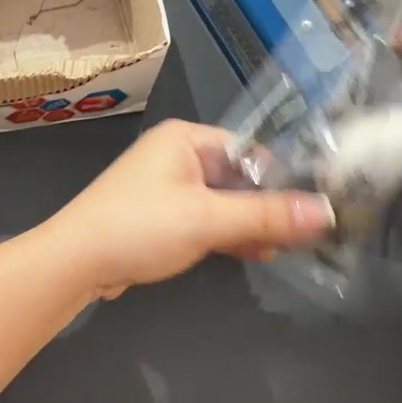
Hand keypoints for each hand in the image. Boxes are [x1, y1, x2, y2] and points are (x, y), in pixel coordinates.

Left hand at [39, 120, 334, 299]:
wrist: (75, 262)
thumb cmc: (140, 226)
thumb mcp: (207, 219)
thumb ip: (266, 215)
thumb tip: (326, 212)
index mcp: (186, 139)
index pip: (249, 150)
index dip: (280, 178)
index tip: (313, 205)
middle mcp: (177, 156)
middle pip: (238, 177)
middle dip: (267, 206)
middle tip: (306, 234)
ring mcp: (167, 188)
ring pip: (223, 202)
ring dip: (250, 224)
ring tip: (287, 248)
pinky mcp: (161, 217)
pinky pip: (205, 220)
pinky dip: (227, 234)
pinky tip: (256, 254)